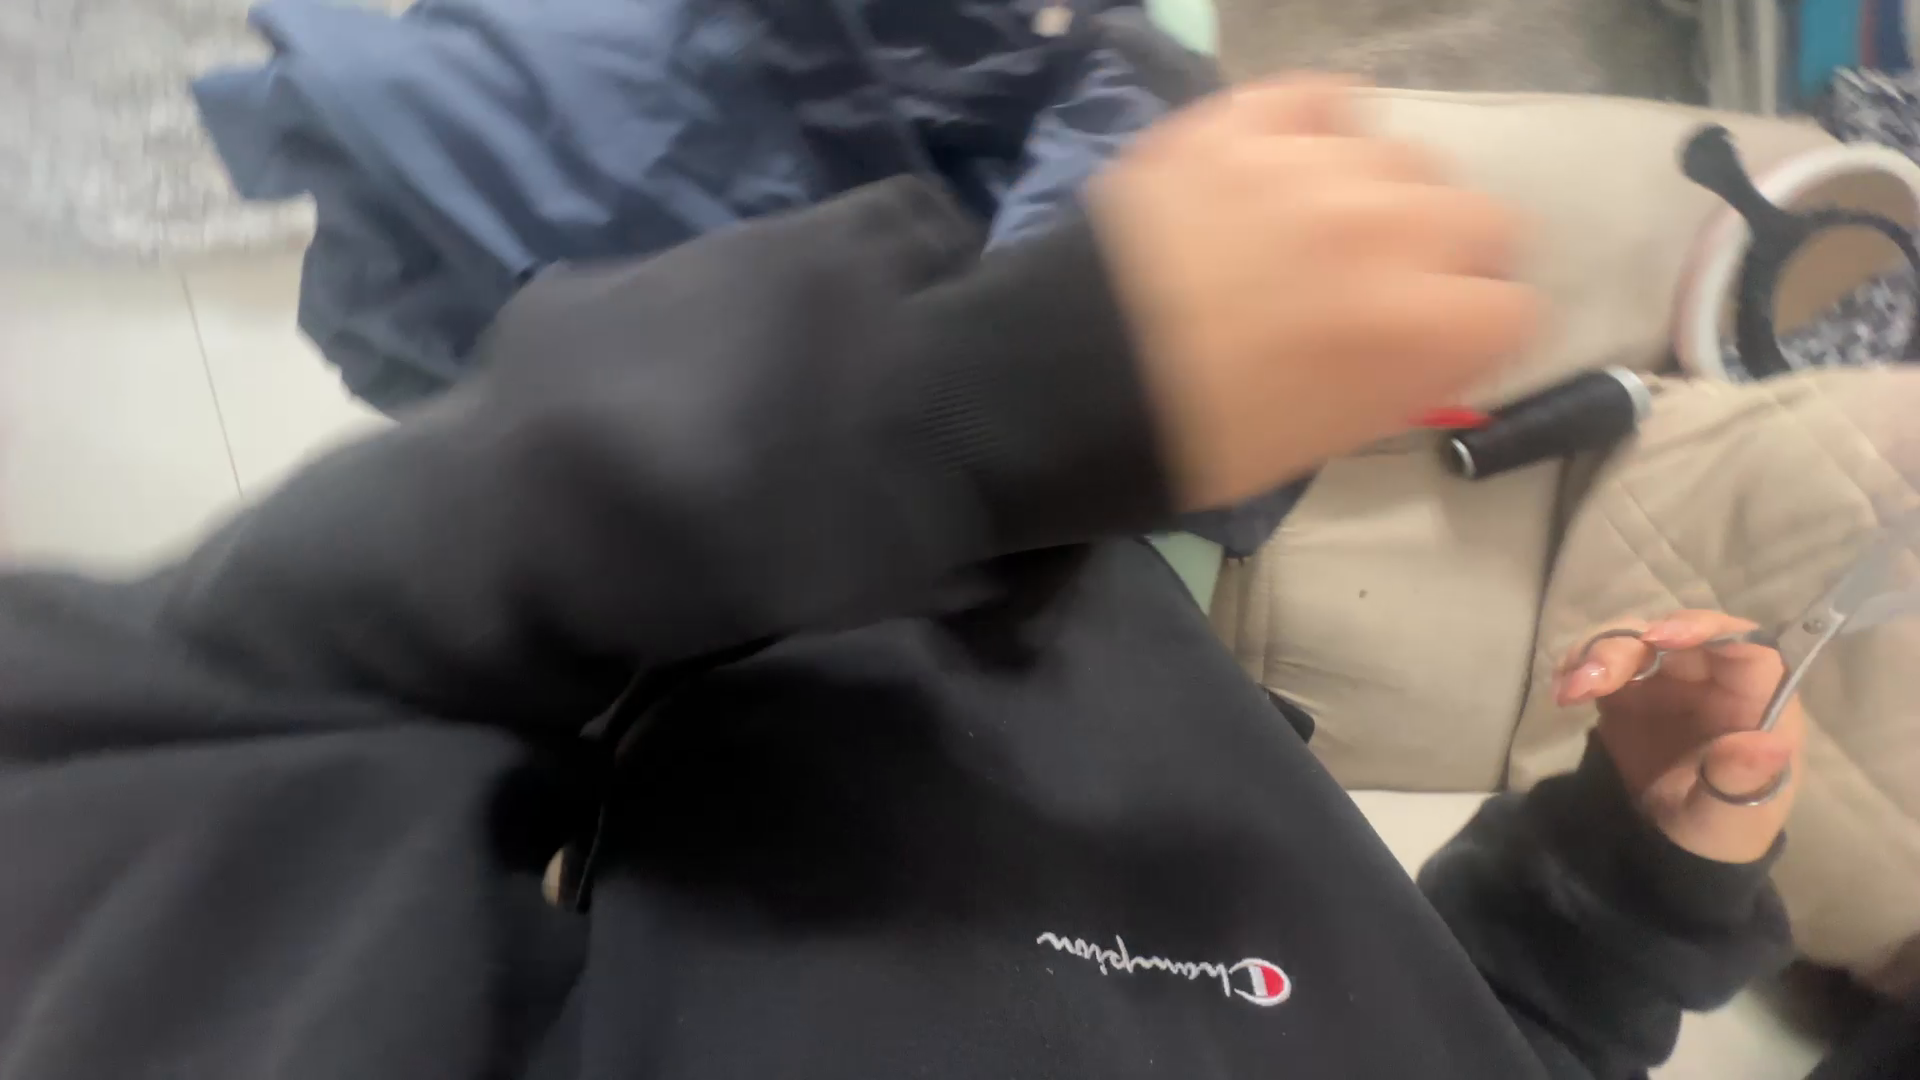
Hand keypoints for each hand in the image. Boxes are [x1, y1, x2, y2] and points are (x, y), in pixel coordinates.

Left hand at [1087, 77, 1540, 510]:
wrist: (1049, 392)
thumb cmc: (1172, 445)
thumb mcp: (1300, 449)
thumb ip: (1385, 386)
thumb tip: (1421, 349)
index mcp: (1411, 335)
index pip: (1511, 313)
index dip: (1466, 336)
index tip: (1426, 347)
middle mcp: (1386, 233)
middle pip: (1479, 222)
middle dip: (1440, 265)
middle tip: (1371, 292)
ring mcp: (1309, 166)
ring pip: (1403, 157)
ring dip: (1375, 202)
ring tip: (1307, 237)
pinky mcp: (1232, 128)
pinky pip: (1315, 101)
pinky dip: (1312, 134)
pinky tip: (1284, 172)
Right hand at [1555, 610, 1805, 863]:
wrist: (1666, 839)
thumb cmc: (1716, 828)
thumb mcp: (1731, 816)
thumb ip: (1741, 780)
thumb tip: (1764, 743)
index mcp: (1753, 705)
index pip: (1745, 647)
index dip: (1703, 630)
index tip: (1656, 638)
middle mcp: (1710, 683)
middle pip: (1669, 636)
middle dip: (1620, 648)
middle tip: (1585, 681)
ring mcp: (1664, 684)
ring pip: (1627, 641)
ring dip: (1590, 656)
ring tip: (1566, 693)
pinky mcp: (1624, 691)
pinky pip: (1597, 661)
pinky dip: (1573, 667)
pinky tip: (1561, 692)